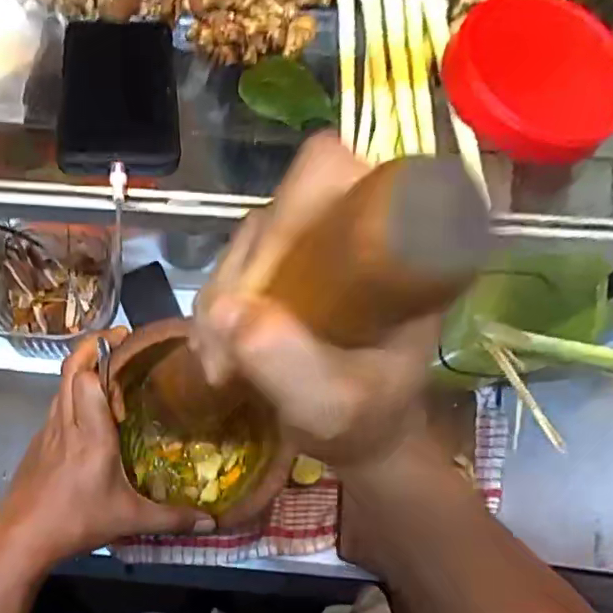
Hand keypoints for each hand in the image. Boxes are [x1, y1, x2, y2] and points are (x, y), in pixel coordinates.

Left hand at [0, 329, 211, 567]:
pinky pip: (56, 408)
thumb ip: (171, 518)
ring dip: (80, 372)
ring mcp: (47, 433)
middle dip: (92, 348)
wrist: (21, 538)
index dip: (104, 357)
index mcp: (90, 435)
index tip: (128, 350)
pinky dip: (72, 398)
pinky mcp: (37, 445)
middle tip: (120, 345)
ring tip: (109, 377)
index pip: (86, 377)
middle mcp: (66, 424)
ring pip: (60, 386)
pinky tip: (89, 418)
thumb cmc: (75, 522)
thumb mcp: (129, 520)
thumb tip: (211, 522)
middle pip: (69, 369)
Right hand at [189, 134, 437, 467]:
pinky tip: (219, 357)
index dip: (284, 222)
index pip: (329, 175)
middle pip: (275, 214)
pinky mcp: (287, 267)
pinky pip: (232, 271)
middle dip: (240, 283)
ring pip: (247, 245)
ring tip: (222, 369)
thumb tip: (225, 312)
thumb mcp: (332, 405)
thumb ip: (288, 364)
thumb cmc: (365, 420)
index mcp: (396, 238)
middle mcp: (355, 227)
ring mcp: (317, 246)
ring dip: (220, 306)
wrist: (361, 436)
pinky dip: (216, 315)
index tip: (262, 298)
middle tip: (226, 358)